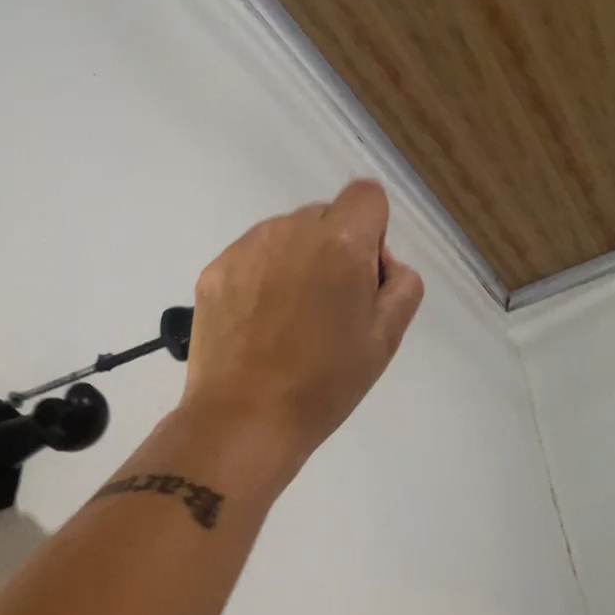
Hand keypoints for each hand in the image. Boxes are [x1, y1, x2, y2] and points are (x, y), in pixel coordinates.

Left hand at [180, 180, 423, 461]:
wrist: (245, 419)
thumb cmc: (325, 383)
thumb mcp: (386, 338)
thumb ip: (401, 285)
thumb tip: (380, 263)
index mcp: (341, 242)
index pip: (367, 196)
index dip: (372, 233)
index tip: (362, 279)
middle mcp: (291, 230)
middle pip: (324, 216)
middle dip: (334, 249)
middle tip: (328, 311)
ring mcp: (246, 248)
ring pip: (285, 236)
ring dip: (296, 262)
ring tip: (289, 323)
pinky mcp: (214, 271)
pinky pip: (250, 259)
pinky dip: (260, 280)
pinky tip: (258, 327)